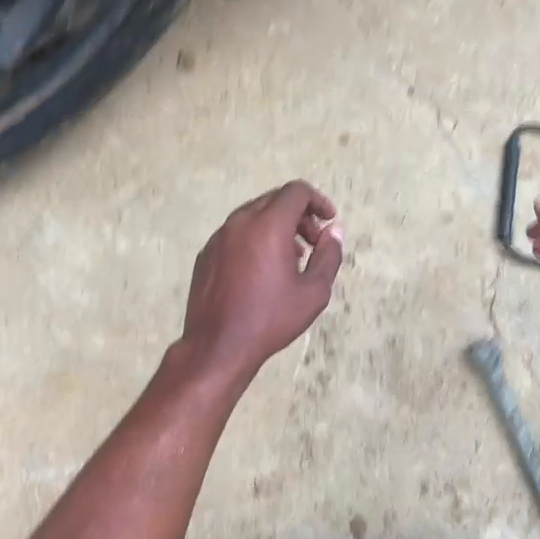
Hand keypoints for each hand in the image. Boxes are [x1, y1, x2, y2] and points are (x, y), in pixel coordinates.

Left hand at [179, 181, 344, 378]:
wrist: (218, 346)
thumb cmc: (270, 319)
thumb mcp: (313, 292)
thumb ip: (329, 255)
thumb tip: (334, 231)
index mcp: (268, 225)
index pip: (296, 192)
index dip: (318, 201)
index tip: (328, 221)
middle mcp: (240, 222)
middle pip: (274, 200)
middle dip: (299, 215)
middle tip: (313, 242)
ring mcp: (218, 237)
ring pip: (253, 216)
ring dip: (277, 227)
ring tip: (291, 259)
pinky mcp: (206, 254)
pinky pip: (236, 234)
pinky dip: (255, 239)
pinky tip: (262, 271)